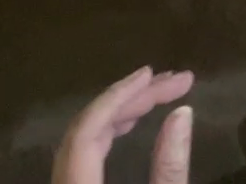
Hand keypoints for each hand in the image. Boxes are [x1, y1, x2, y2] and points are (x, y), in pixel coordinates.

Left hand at [53, 66, 195, 183]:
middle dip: (130, 99)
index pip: (86, 130)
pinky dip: (108, 131)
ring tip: (158, 94)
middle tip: (173, 81)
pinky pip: (82, 152)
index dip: (117, 97)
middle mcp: (62, 182)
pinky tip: (131, 122)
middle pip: (87, 129)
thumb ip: (170, 168)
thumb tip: (183, 111)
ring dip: (121, 112)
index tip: (152, 73)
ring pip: (84, 139)